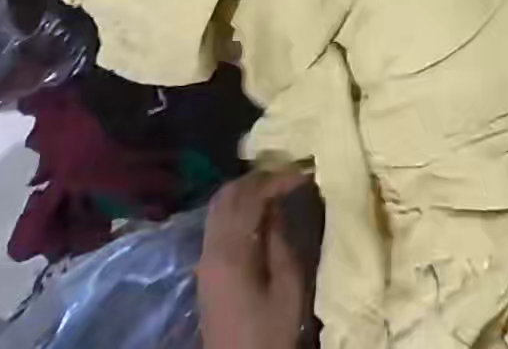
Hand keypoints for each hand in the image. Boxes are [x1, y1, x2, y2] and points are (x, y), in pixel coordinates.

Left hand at [198, 171, 308, 348]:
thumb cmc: (269, 335)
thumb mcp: (288, 290)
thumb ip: (281, 242)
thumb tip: (277, 207)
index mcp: (231, 250)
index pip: (251, 196)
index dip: (277, 179)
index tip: (302, 173)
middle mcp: (212, 245)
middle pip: (229, 194)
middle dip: (258, 178)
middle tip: (288, 176)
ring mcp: (205, 255)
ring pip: (220, 204)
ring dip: (245, 189)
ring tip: (275, 188)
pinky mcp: (206, 266)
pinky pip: (217, 220)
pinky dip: (236, 205)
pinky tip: (257, 212)